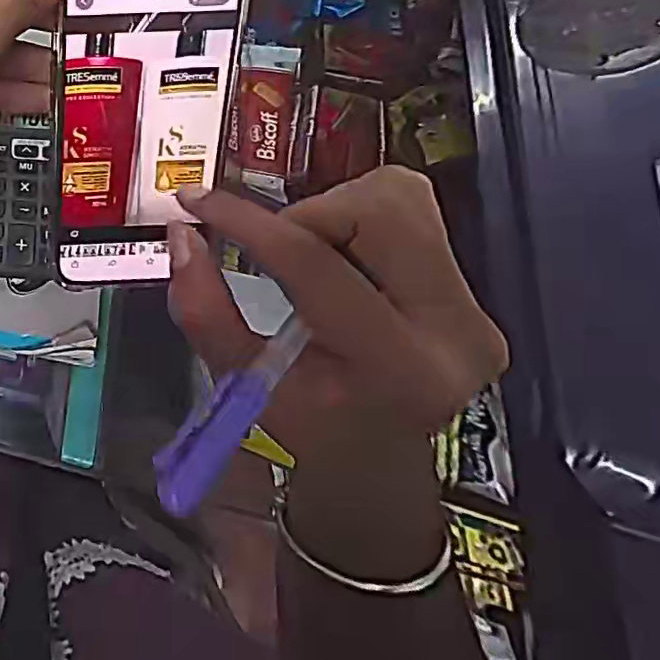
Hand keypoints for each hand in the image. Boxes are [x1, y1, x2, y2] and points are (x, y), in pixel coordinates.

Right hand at [165, 166, 505, 457]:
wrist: (373, 461)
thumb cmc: (303, 431)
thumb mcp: (239, 381)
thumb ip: (203, 309)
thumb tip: (183, 234)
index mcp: (396, 366)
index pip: (315, 264)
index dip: (245, 223)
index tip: (195, 202)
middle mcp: (456, 331)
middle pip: (382, 208)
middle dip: (307, 215)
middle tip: (272, 249)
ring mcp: (476, 310)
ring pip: (400, 198)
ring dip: (333, 215)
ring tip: (307, 262)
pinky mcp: (472, 293)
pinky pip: (408, 214)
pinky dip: (356, 222)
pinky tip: (337, 265)